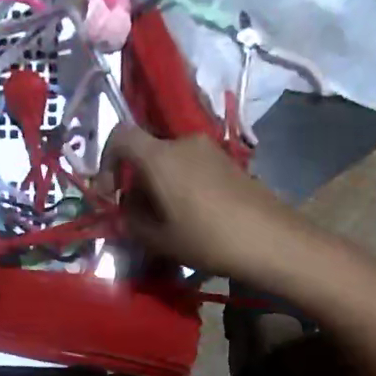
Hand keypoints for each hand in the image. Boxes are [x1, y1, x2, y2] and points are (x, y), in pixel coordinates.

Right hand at [104, 125, 314, 281]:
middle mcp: (183, 142)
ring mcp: (210, 149)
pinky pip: (193, 167)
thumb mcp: (159, 240)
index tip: (109, 192)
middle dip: (136, 181)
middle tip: (139, 216)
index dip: (106, 161)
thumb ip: (132, 222)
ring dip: (161, 185)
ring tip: (168, 220)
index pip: (120, 136)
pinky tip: (194, 215)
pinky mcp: (229, 161)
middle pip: (148, 152)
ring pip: (170, 161)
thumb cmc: (207, 239)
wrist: (270, 239)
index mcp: (160, 156)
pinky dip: (182, 185)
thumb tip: (126, 211)